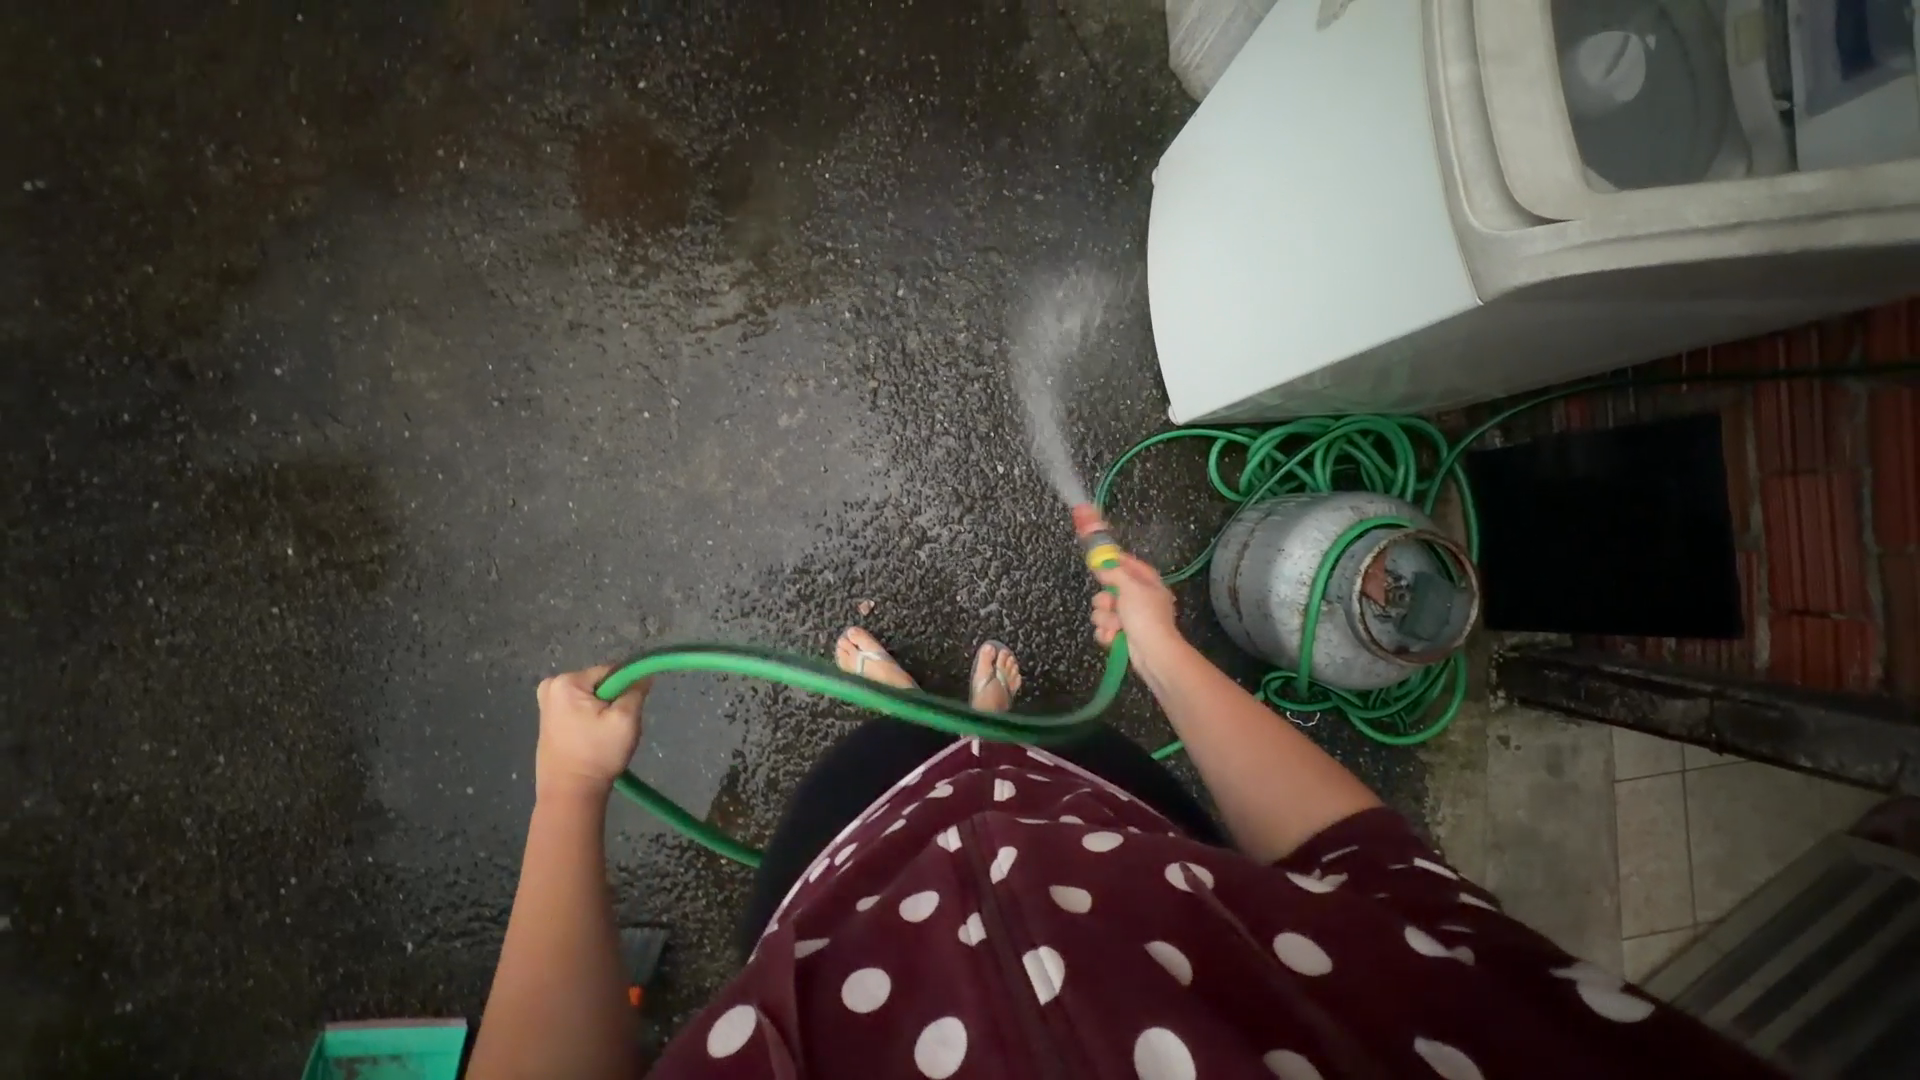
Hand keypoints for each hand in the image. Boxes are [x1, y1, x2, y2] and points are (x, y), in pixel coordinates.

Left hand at [535, 665, 648, 801]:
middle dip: (613, 701)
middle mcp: (550, 687)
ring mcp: (546, 705)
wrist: (570, 792)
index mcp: (565, 682)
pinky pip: (580, 709)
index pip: (611, 672)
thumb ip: (637, 691)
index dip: (626, 689)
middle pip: (600, 684)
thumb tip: (644, 675)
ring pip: (592, 697)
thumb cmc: (597, 754)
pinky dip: (590, 720)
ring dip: (603, 712)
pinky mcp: (547, 721)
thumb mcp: (626, 719)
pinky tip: (592, 739)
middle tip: (615, 727)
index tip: (627, 713)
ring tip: (603, 736)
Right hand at [1090, 553, 1184, 664]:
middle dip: (1105, 600)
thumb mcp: (1131, 587)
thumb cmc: (1145, 615)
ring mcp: (1132, 618)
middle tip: (1109, 605)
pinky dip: (1107, 633)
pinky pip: (1105, 628)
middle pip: (1112, 590)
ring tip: (1116, 626)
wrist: (1152, 651)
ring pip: (1104, 611)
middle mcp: (1140, 600)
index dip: (1118, 561)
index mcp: (1149, 585)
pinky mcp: (1123, 635)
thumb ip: (1114, 573)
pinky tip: (1112, 637)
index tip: (1100, 559)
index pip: (1133, 566)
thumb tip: (1101, 567)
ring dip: (1106, 619)